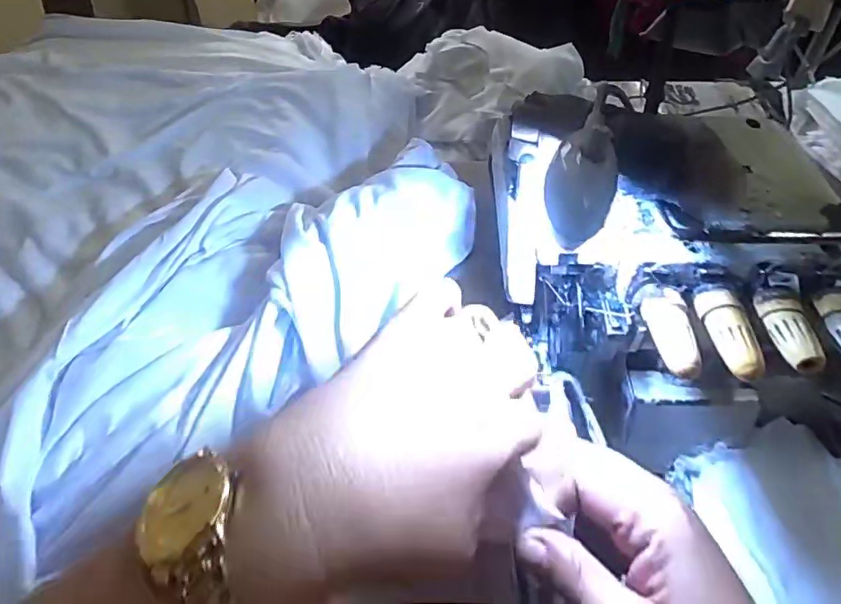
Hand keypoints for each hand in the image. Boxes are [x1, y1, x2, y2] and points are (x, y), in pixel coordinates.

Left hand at [226, 279, 542, 599]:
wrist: (303, 497)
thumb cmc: (383, 531)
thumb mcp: (457, 548)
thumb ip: (499, 516)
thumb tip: (514, 492)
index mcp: (501, 431)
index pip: (537, 420)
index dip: (521, 436)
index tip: (503, 447)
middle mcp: (483, 379)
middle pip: (523, 359)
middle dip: (510, 381)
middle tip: (482, 402)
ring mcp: (444, 345)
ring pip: (484, 326)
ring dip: (475, 348)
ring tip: (451, 369)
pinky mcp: (406, 324)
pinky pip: (441, 292)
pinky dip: (442, 306)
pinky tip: (431, 330)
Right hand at [516, 436, 751, 603]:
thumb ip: (576, 574)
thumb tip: (524, 533)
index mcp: (651, 505)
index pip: (581, 464)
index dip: (538, 479)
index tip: (496, 500)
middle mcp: (654, 499)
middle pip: (587, 475)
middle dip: (544, 493)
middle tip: (499, 516)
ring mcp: (658, 521)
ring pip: (595, 499)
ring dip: (559, 515)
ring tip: (514, 532)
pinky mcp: (658, 546)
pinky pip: (610, 525)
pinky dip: (580, 536)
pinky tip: (550, 554)